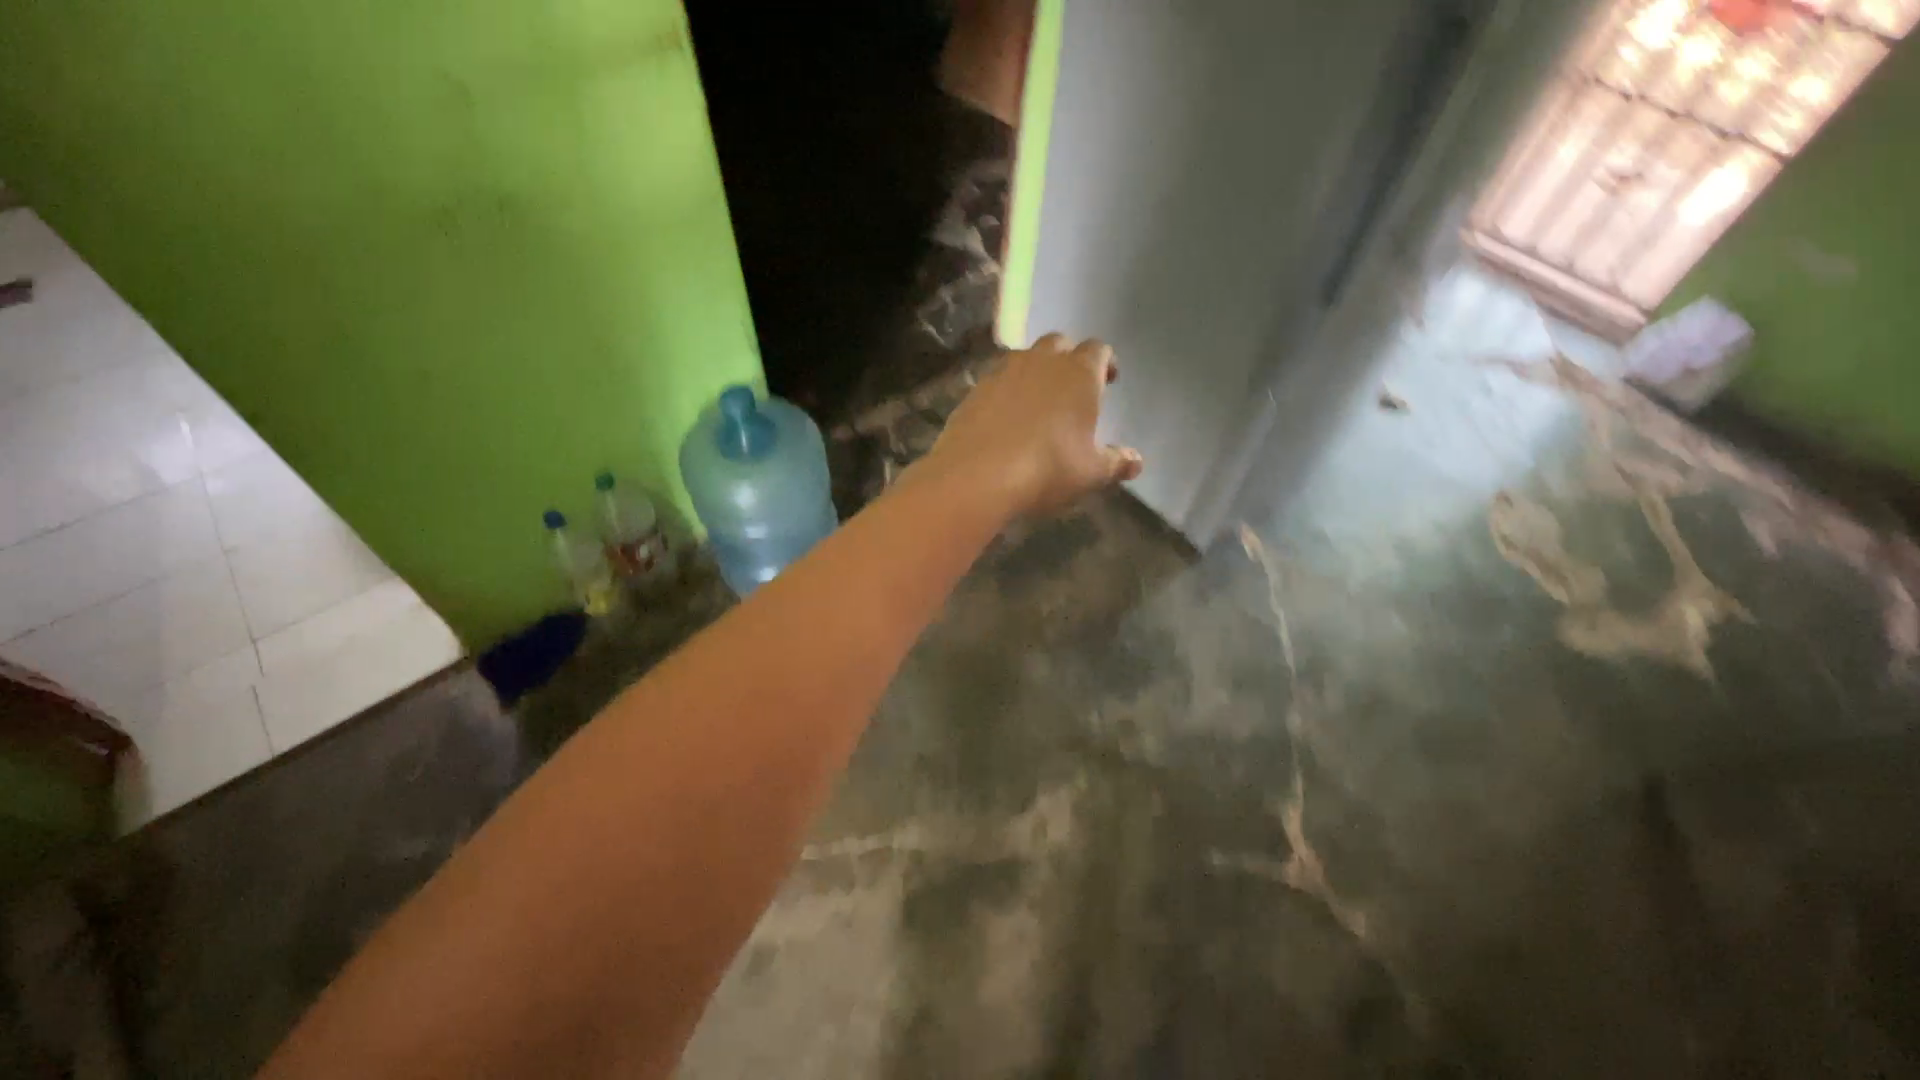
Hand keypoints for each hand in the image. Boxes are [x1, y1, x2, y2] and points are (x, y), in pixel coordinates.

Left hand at [918, 333, 1143, 518]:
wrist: (976, 476)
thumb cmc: (1047, 469)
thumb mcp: (1091, 472)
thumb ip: (1115, 462)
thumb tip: (1136, 460)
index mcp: (1078, 373)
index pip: (1098, 350)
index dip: (1106, 362)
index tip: (1110, 379)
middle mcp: (1041, 361)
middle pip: (1059, 344)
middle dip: (1069, 358)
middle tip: (1074, 385)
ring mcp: (1002, 372)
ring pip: (1024, 358)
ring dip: (1035, 372)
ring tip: (1039, 401)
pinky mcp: (974, 391)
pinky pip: (996, 381)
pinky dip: (1006, 392)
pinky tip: (1006, 418)